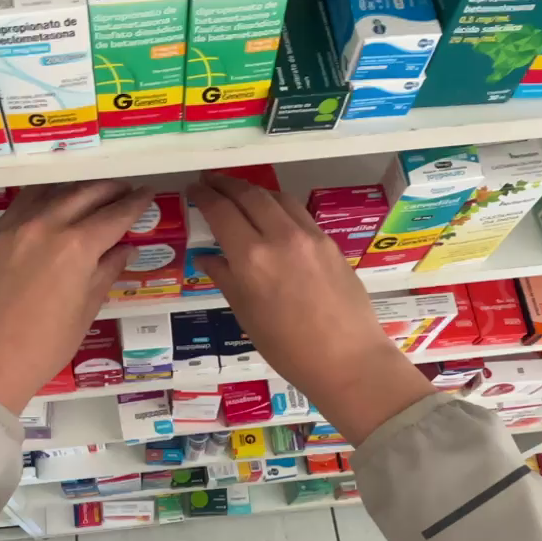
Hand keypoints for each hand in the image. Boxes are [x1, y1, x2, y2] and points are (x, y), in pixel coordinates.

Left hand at [0, 181, 154, 414]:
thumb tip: (125, 249)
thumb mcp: (85, 312)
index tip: (147, 193)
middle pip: (84, 195)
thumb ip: (106, 273)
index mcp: (76, 248)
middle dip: (110, 190)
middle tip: (127, 188)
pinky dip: (45, 196)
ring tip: (94, 191)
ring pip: (52, 192)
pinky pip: (24, 202)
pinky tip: (53, 201)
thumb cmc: (44, 347)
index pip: (114, 216)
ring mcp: (16, 227)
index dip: (135, 204)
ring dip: (78, 188)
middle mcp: (46, 226)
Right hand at [190, 173, 433, 443]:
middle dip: (226, 184)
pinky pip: (298, 212)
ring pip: (276, 197)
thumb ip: (226, 279)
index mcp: (251, 258)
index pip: (221, 212)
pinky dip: (278, 204)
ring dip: (253, 190)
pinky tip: (272, 212)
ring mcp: (308, 236)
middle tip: (210, 181)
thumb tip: (207, 257)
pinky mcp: (329, 242)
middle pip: (249, 195)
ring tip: (239, 192)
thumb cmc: (288, 349)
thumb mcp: (247, 315)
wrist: (347, 359)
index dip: (204, 196)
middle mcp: (280, 237)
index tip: (194, 189)